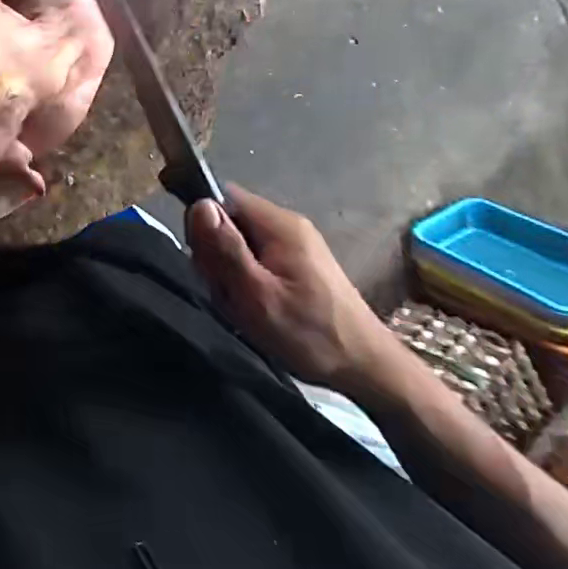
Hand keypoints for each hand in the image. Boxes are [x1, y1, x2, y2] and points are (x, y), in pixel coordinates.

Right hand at [187, 186, 403, 397]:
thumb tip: (199, 204)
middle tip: (228, 292)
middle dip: (216, 255)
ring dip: (228, 272)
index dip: (202, 224)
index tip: (207, 261)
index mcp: (278, 224)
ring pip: (236, 243)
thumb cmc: (310, 333)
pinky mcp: (296, 263)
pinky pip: (252, 259)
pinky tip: (254, 306)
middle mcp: (286, 225)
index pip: (220, 198)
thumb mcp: (257, 294)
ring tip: (243, 304)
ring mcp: (293, 244)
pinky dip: (244, 280)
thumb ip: (225, 248)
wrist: (368, 370)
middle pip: (226, 221)